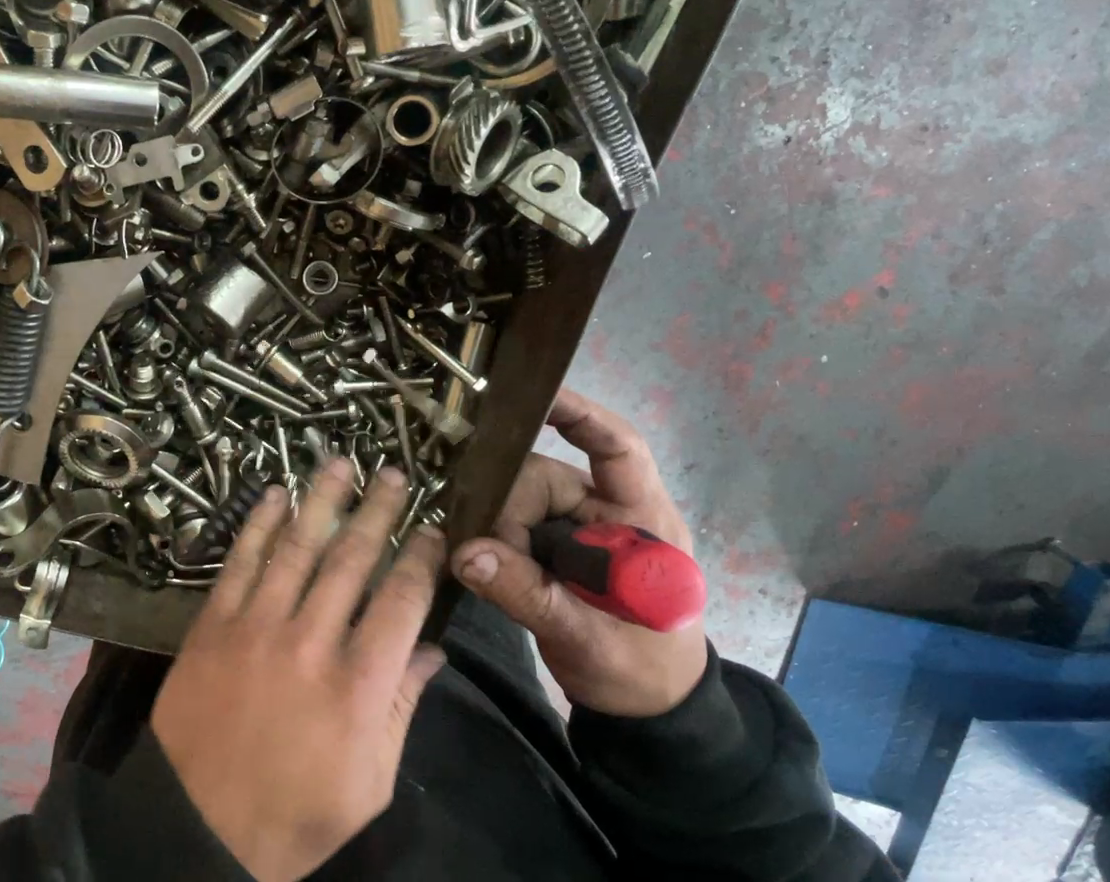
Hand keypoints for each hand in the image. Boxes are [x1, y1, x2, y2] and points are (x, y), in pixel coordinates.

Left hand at [152, 461, 447, 881]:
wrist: (199, 823)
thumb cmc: (296, 813)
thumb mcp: (370, 780)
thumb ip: (401, 707)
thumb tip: (432, 650)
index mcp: (361, 684)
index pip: (402, 600)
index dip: (421, 556)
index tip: (433, 526)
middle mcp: (312, 641)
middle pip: (352, 559)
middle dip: (378, 510)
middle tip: (395, 473)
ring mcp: (256, 626)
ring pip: (297, 547)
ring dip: (321, 500)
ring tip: (341, 463)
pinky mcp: (213, 624)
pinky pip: (239, 562)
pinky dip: (258, 525)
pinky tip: (273, 495)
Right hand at [450, 389, 707, 717]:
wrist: (643, 714)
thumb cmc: (638, 672)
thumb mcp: (584, 637)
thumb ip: (527, 593)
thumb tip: (466, 553)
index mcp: (640, 521)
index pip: (618, 449)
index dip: (580, 416)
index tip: (530, 395)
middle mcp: (606, 514)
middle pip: (542, 478)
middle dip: (507, 510)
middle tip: (483, 553)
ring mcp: (577, 532)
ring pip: (518, 502)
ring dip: (495, 530)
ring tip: (481, 568)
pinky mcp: (553, 549)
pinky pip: (511, 526)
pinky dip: (492, 541)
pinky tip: (475, 560)